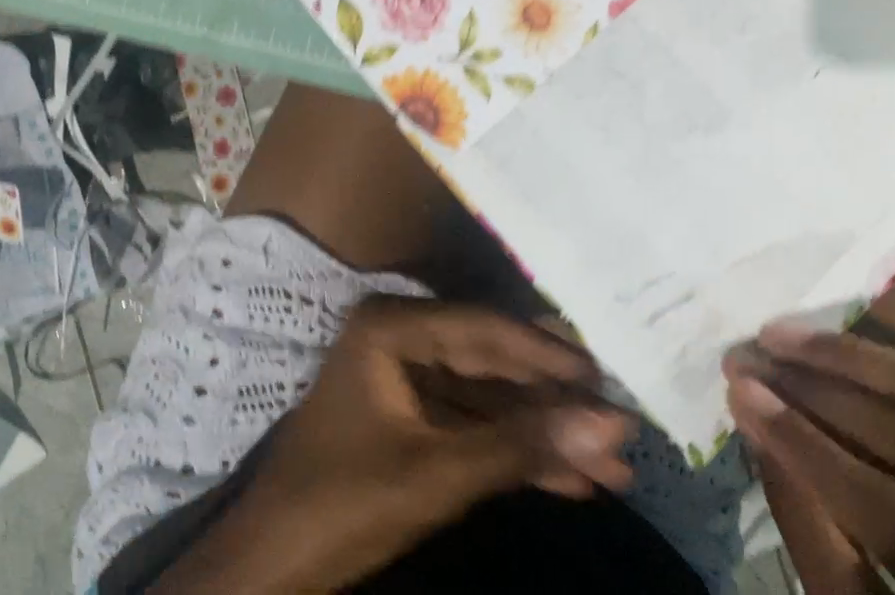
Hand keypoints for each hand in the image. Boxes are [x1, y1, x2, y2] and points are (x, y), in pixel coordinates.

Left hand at [152, 297, 635, 593]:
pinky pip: (472, 427)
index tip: (611, 382)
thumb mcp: (438, 474)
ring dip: (544, 437)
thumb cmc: (343, 505)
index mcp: (391, 327)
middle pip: (494, 364)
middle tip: (622, 433)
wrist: (272, 568)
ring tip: (613, 472)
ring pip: (489, 401)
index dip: (551, 357)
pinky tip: (569, 482)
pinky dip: (514, 454)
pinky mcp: (410, 420)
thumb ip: (522, 445)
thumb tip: (612, 426)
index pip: (487, 330)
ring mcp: (405, 380)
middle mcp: (399, 338)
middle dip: (555, 406)